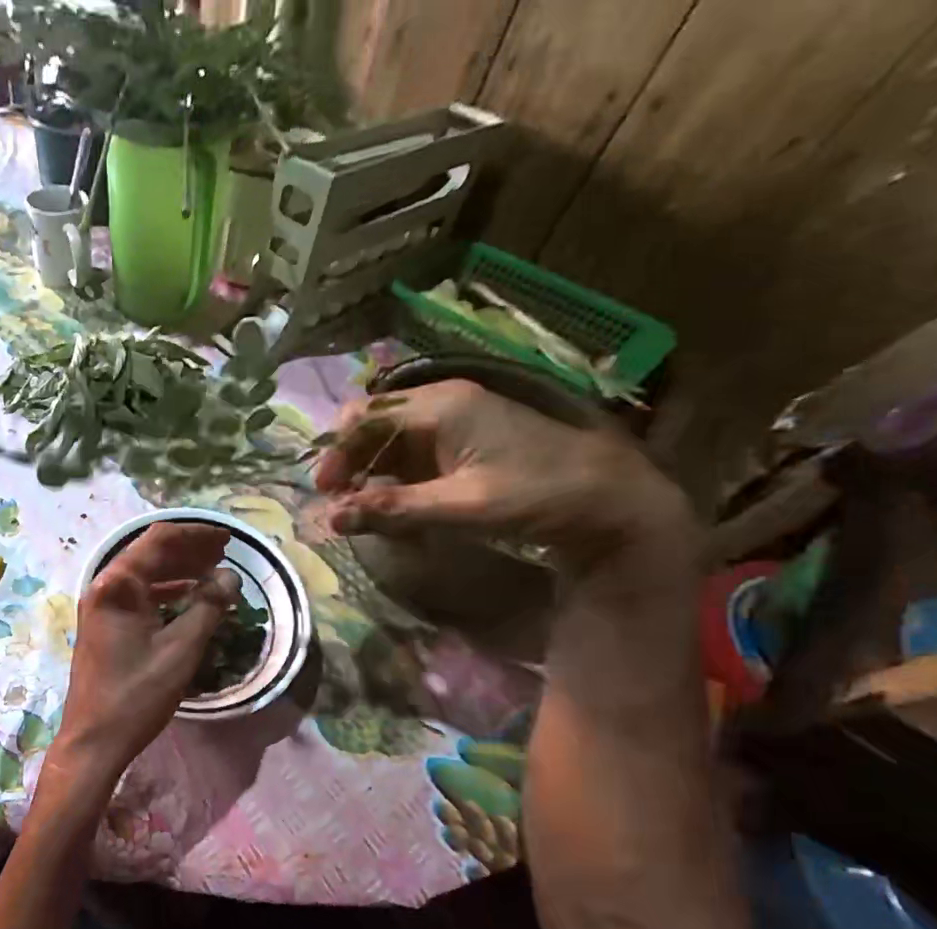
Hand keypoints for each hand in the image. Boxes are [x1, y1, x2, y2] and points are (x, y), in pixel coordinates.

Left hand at [46, 523, 241, 792]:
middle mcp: (104, 586)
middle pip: (149, 553)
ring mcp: (100, 605)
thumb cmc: (137, 694)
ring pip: (144, 574)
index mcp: (118, 585)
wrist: (94, 738)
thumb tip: (230, 577)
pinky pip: (138, 594)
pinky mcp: (104, 623)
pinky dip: (165, 590)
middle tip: (224, 551)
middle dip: (188, 549)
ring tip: (213, 570)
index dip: (195, 534)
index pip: (158, 540)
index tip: (226, 537)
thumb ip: (207, 607)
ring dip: (178, 569)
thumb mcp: (180, 650)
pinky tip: (188, 595)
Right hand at [313, 379, 695, 567]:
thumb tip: (331, 518)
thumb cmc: (537, 495)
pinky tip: (396, 503)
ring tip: (365, 508)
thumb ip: (394, 509)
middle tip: (339, 500)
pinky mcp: (464, 438)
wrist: (612, 500)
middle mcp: (442, 402)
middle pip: (371, 422)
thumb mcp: (462, 507)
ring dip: (370, 470)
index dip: (336, 453)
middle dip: (349, 460)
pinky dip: (394, 475)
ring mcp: (455, 418)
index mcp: (441, 406)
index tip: (324, 491)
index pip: (364, 418)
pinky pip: (411, 449)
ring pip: (388, 437)